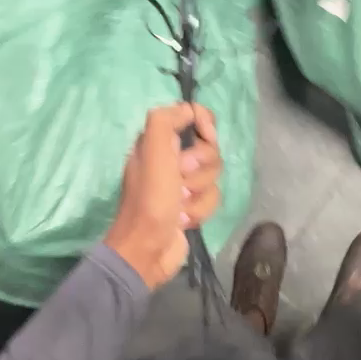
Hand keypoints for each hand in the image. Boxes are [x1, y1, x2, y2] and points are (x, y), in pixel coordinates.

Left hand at [103, 103, 220, 289]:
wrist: (147, 248)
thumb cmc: (150, 199)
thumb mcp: (152, 150)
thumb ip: (167, 120)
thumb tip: (190, 111)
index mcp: (157, 140)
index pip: (192, 115)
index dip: (205, 123)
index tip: (207, 136)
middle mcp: (170, 158)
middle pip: (209, 148)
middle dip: (200, 166)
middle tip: (181, 179)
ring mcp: (182, 184)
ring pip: (213, 175)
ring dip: (199, 192)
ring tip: (180, 205)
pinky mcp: (192, 205)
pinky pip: (213, 197)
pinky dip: (201, 209)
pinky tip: (184, 220)